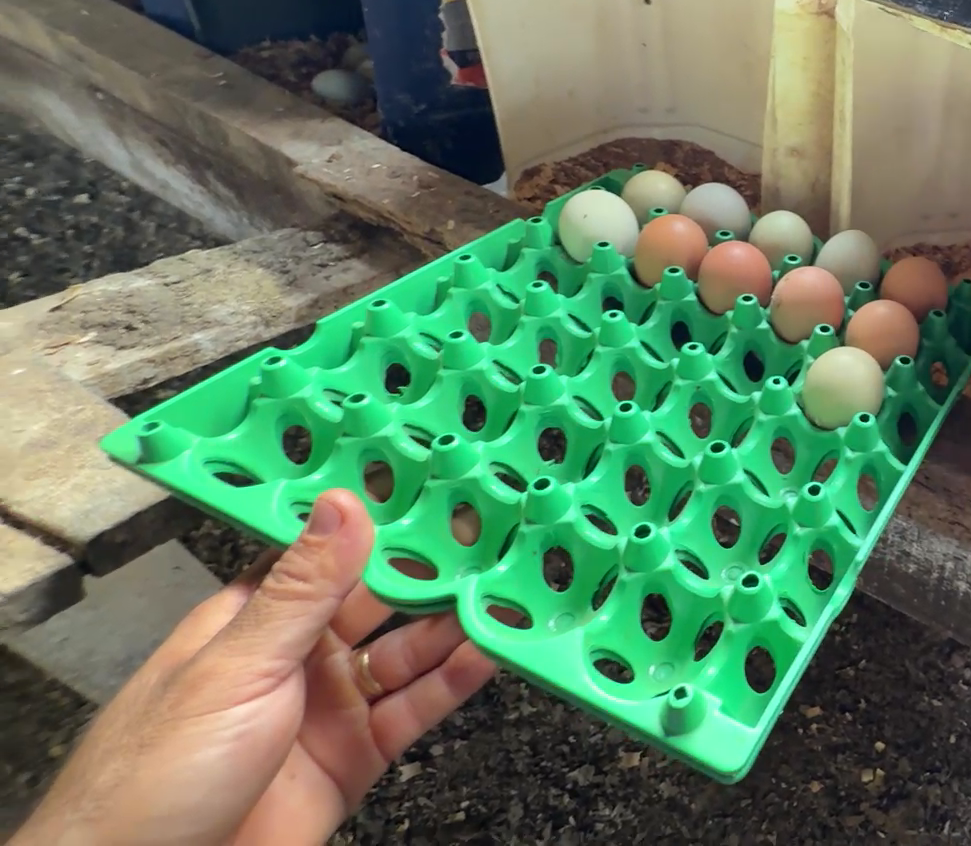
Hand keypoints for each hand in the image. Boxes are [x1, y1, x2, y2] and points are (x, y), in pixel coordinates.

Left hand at [17, 490, 495, 845]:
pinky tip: (491, 653)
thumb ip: (305, 587)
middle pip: (388, 602)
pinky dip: (460, 678)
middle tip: (500, 543)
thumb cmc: (152, 781)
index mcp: (260, 622)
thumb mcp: (237, 667)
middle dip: (440, 576)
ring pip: (415, 651)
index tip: (448, 498)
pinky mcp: (362, 751)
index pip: (338, 557)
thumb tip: (344, 501)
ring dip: (460, 626)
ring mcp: (335, 704)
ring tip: (508, 596)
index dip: (391, 528)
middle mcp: (304, 656)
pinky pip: (422, 705)